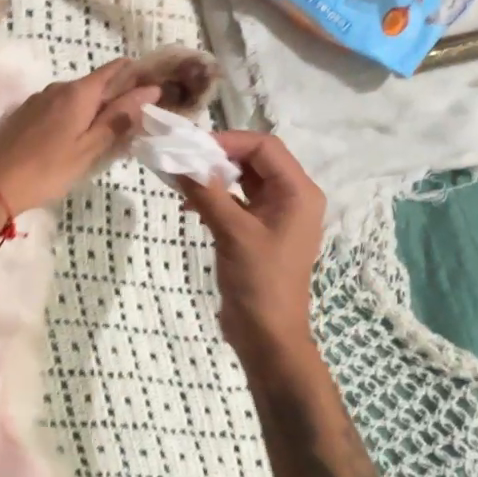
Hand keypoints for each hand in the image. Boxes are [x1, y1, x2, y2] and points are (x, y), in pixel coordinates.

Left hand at [0, 60, 161, 213]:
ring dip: (95, 107)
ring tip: (110, 131)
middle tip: (137, 118)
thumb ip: (118, 118)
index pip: (115, 70)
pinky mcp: (24, 114)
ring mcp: (38, 100)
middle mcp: (57, 88)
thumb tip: (148, 90)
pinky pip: (58, 107)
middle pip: (96, 83)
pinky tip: (77, 136)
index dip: (136, 75)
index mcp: (77, 93)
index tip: (154, 88)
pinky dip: (74, 116)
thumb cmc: (47, 170)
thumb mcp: (89, 148)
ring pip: (76, 97)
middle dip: (118, 95)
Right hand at [179, 132, 326, 356]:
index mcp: (299, 193)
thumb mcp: (232, 233)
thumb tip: (178, 161)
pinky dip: (214, 196)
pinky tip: (189, 203)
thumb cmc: (259, 281)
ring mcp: (276, 216)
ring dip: (214, 176)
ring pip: (244, 180)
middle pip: (255, 160)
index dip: (228, 141)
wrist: (268, 334)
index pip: (265, 147)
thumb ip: (207, 193)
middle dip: (218, 156)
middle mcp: (292, 198)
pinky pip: (237, 201)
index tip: (191, 148)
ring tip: (181, 179)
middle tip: (182, 160)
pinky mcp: (259, 232)